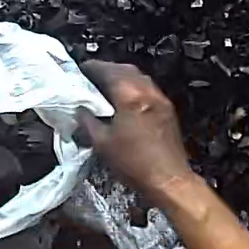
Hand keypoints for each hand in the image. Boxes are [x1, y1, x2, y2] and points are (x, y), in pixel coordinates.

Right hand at [77, 60, 197, 204]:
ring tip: (104, 86)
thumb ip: (87, 120)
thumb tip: (80, 109)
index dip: (90, 68)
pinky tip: (123, 99)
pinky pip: (146, 88)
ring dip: (120, 77)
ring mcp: (160, 99)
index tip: (79, 70)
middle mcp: (147, 92)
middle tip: (90, 77)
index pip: (107, 71)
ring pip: (137, 77)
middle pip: (124, 69)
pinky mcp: (166, 109)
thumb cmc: (134, 163)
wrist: (169, 180)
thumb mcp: (101, 142)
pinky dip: (132, 86)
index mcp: (130, 97)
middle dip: (105, 70)